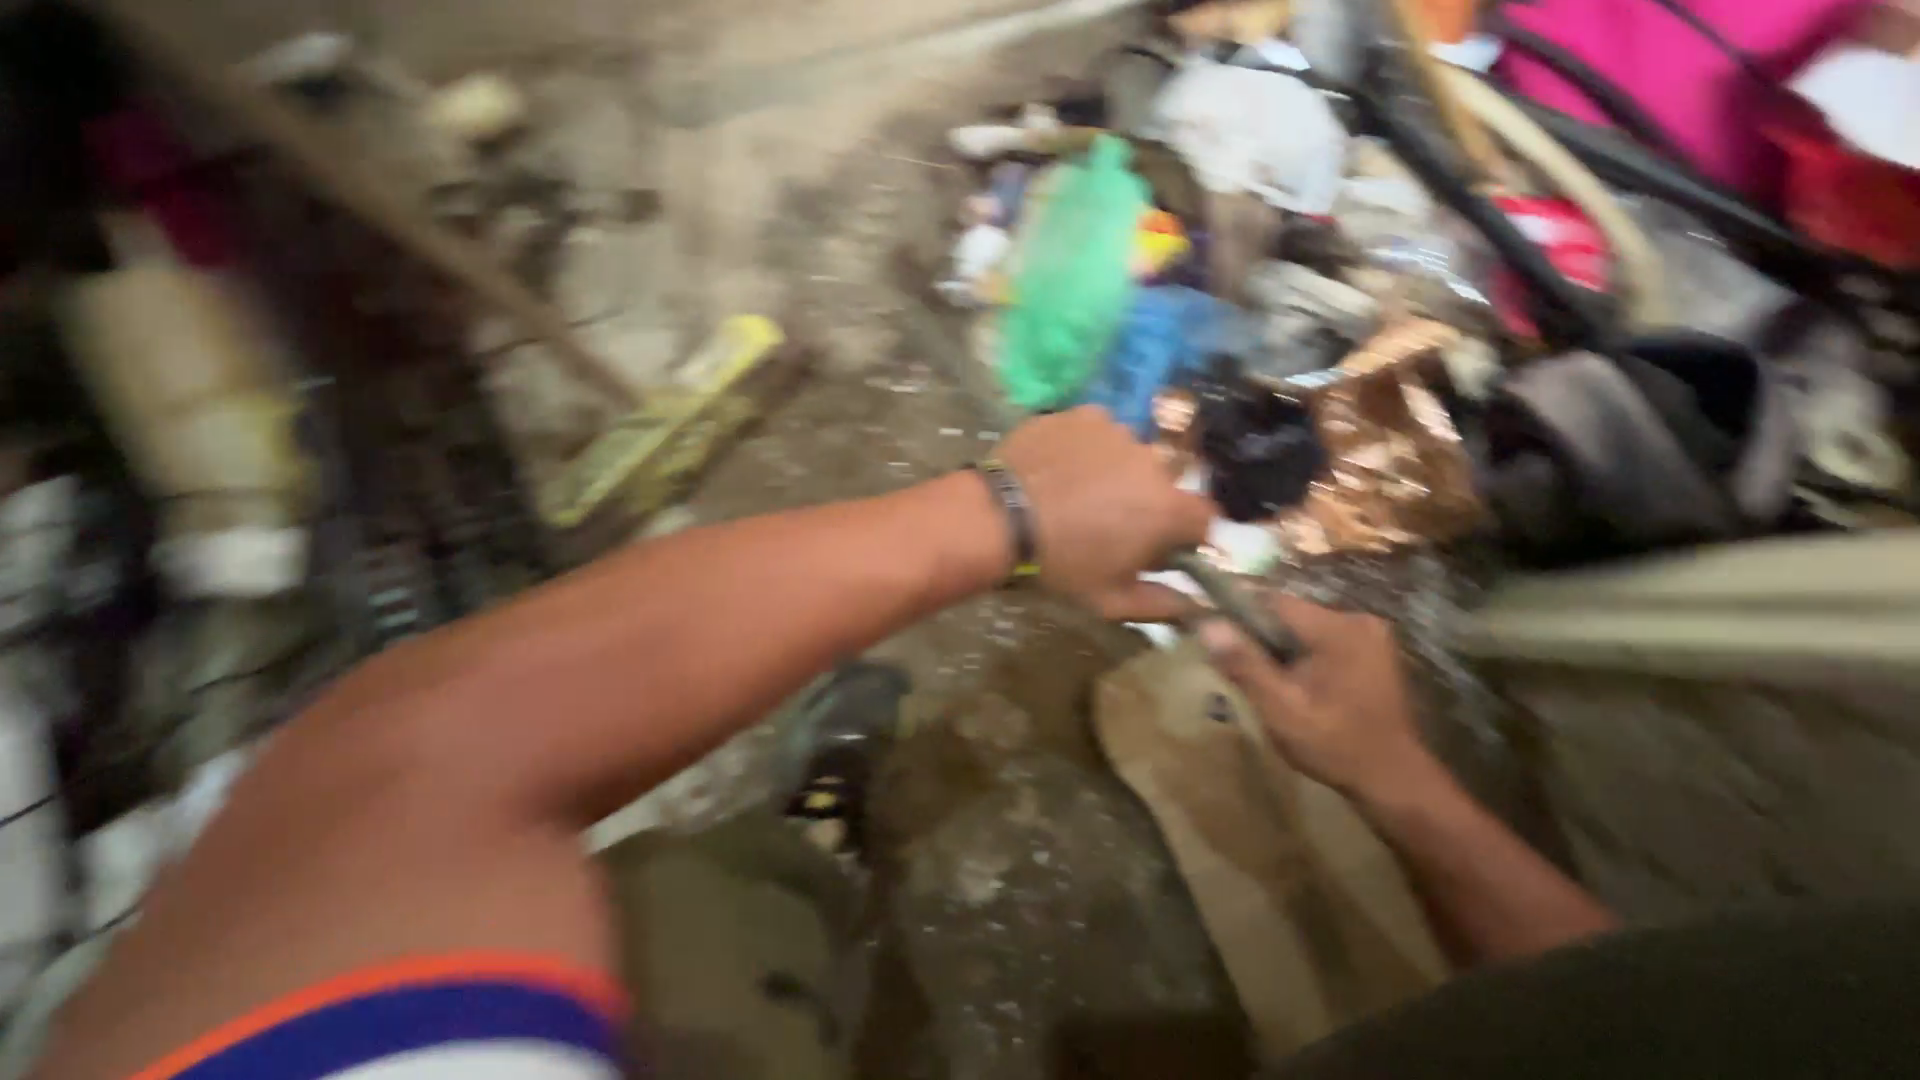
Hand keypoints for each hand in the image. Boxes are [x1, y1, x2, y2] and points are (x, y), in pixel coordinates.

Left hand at [995, 406, 1215, 621]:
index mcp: (1168, 508)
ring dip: (1117, 471)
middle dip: (1149, 502)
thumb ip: (1163, 604)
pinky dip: (1088, 449)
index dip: (1188, 534)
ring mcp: (1117, 432)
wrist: (997, 520)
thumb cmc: (1060, 566)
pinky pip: (1098, 433)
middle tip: (1111, 522)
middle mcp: (1152, 461)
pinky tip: (1060, 469)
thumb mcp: (1111, 600)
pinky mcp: (1083, 415)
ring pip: (1130, 454)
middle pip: (1165, 483)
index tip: (1164, 546)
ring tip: (1078, 493)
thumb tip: (1197, 606)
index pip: (1204, 517)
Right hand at [1198, 596, 1438, 798]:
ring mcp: (1371, 634)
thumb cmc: (1334, 745)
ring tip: (1269, 679)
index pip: (1273, 601)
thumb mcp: (1281, 709)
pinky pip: (1325, 639)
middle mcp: (1358, 620)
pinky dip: (1305, 654)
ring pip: (1306, 626)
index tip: (1216, 633)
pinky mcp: (1374, 650)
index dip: (1239, 612)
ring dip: (1283, 646)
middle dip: (1262, 635)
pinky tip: (1298, 683)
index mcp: (1337, 629)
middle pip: (1290, 613)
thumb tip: (1208, 624)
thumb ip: (1245, 665)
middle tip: (1241, 668)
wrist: (1393, 779)